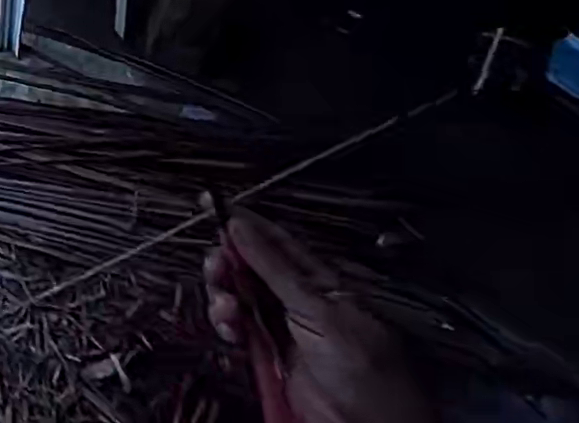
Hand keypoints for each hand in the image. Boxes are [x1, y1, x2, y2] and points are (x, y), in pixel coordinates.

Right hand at [204, 211, 435, 422]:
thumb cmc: (369, 376)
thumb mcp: (320, 312)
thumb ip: (275, 268)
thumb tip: (239, 225)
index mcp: (317, 281)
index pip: (272, 238)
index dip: (241, 219)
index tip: (209, 201)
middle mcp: (294, 298)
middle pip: (245, 263)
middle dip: (224, 260)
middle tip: (218, 265)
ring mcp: (279, 324)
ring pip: (234, 292)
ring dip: (222, 293)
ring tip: (228, 306)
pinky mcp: (265, 350)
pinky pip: (233, 324)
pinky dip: (224, 322)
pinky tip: (230, 328)